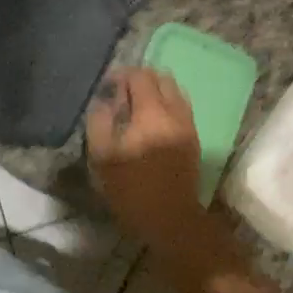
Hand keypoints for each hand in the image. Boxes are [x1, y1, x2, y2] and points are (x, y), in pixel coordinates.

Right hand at [86, 68, 210, 251]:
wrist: (170, 218)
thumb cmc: (131, 190)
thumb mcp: (102, 158)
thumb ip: (100, 122)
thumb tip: (103, 101)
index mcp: (150, 113)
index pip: (139, 76)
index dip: (121, 75)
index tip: (106, 86)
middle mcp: (174, 111)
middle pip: (161, 77)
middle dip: (140, 79)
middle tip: (121, 93)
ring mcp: (187, 124)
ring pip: (175, 90)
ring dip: (155, 90)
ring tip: (136, 106)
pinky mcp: (193, 137)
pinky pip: (181, 107)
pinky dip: (166, 104)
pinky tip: (151, 121)